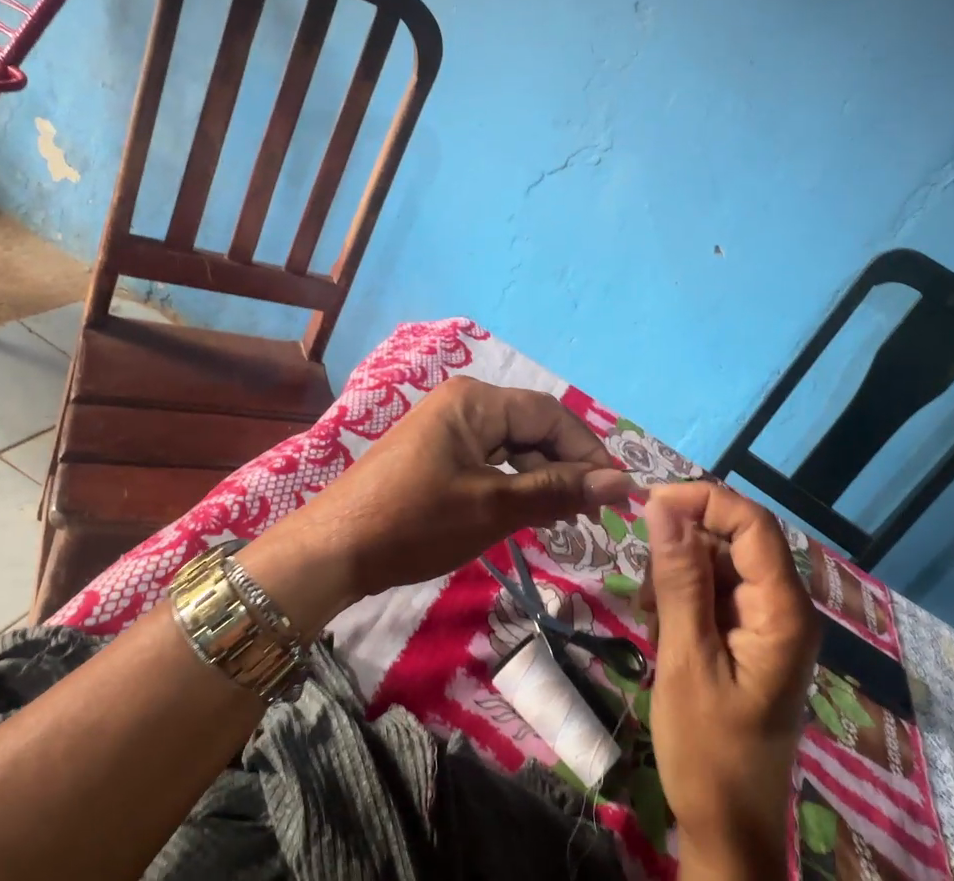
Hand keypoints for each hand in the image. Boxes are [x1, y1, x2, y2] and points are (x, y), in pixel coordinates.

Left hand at [242, 377, 637, 628]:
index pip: (551, 415)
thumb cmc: (415, 523)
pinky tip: (524, 513)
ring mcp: (444, 428)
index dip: (589, 451)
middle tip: (591, 514)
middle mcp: (462, 403)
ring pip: (511, 447)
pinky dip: (512, 485)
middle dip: (566, 468)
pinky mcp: (433, 454)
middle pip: (532, 428)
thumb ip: (558, 491)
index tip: (615, 493)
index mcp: (476, 401)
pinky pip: (488, 461)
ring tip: (564, 519)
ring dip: (541, 479)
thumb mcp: (494, 508)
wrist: (332, 552)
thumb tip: (621, 483)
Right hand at [642, 482, 818, 879]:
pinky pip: (719, 599)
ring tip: (651, 620)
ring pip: (722, 569)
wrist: (728, 828)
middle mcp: (786, 610)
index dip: (703, 501)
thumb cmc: (706, 750)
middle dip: (684, 549)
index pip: (753, 524)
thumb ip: (679, 579)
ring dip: (679, 580)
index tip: (648, 504)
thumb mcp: (685, 659)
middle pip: (737, 543)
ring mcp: (771, 628)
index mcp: (784, 611)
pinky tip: (662, 635)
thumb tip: (663, 505)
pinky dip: (686, 605)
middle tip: (644, 589)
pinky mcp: (754, 645)